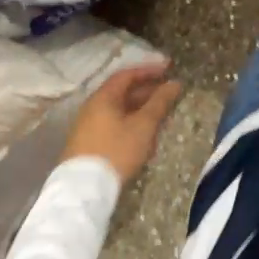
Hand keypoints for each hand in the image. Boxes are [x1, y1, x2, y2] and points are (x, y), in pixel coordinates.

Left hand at [62, 63, 184, 184]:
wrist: (84, 189)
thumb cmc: (117, 150)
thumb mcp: (144, 125)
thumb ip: (160, 102)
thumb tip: (174, 83)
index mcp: (103, 98)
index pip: (127, 75)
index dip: (149, 70)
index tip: (169, 68)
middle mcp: (92, 108)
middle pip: (121, 91)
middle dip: (146, 90)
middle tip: (168, 92)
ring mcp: (87, 126)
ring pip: (118, 109)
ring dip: (140, 107)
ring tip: (160, 113)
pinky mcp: (87, 143)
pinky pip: (112, 123)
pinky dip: (130, 121)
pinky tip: (142, 132)